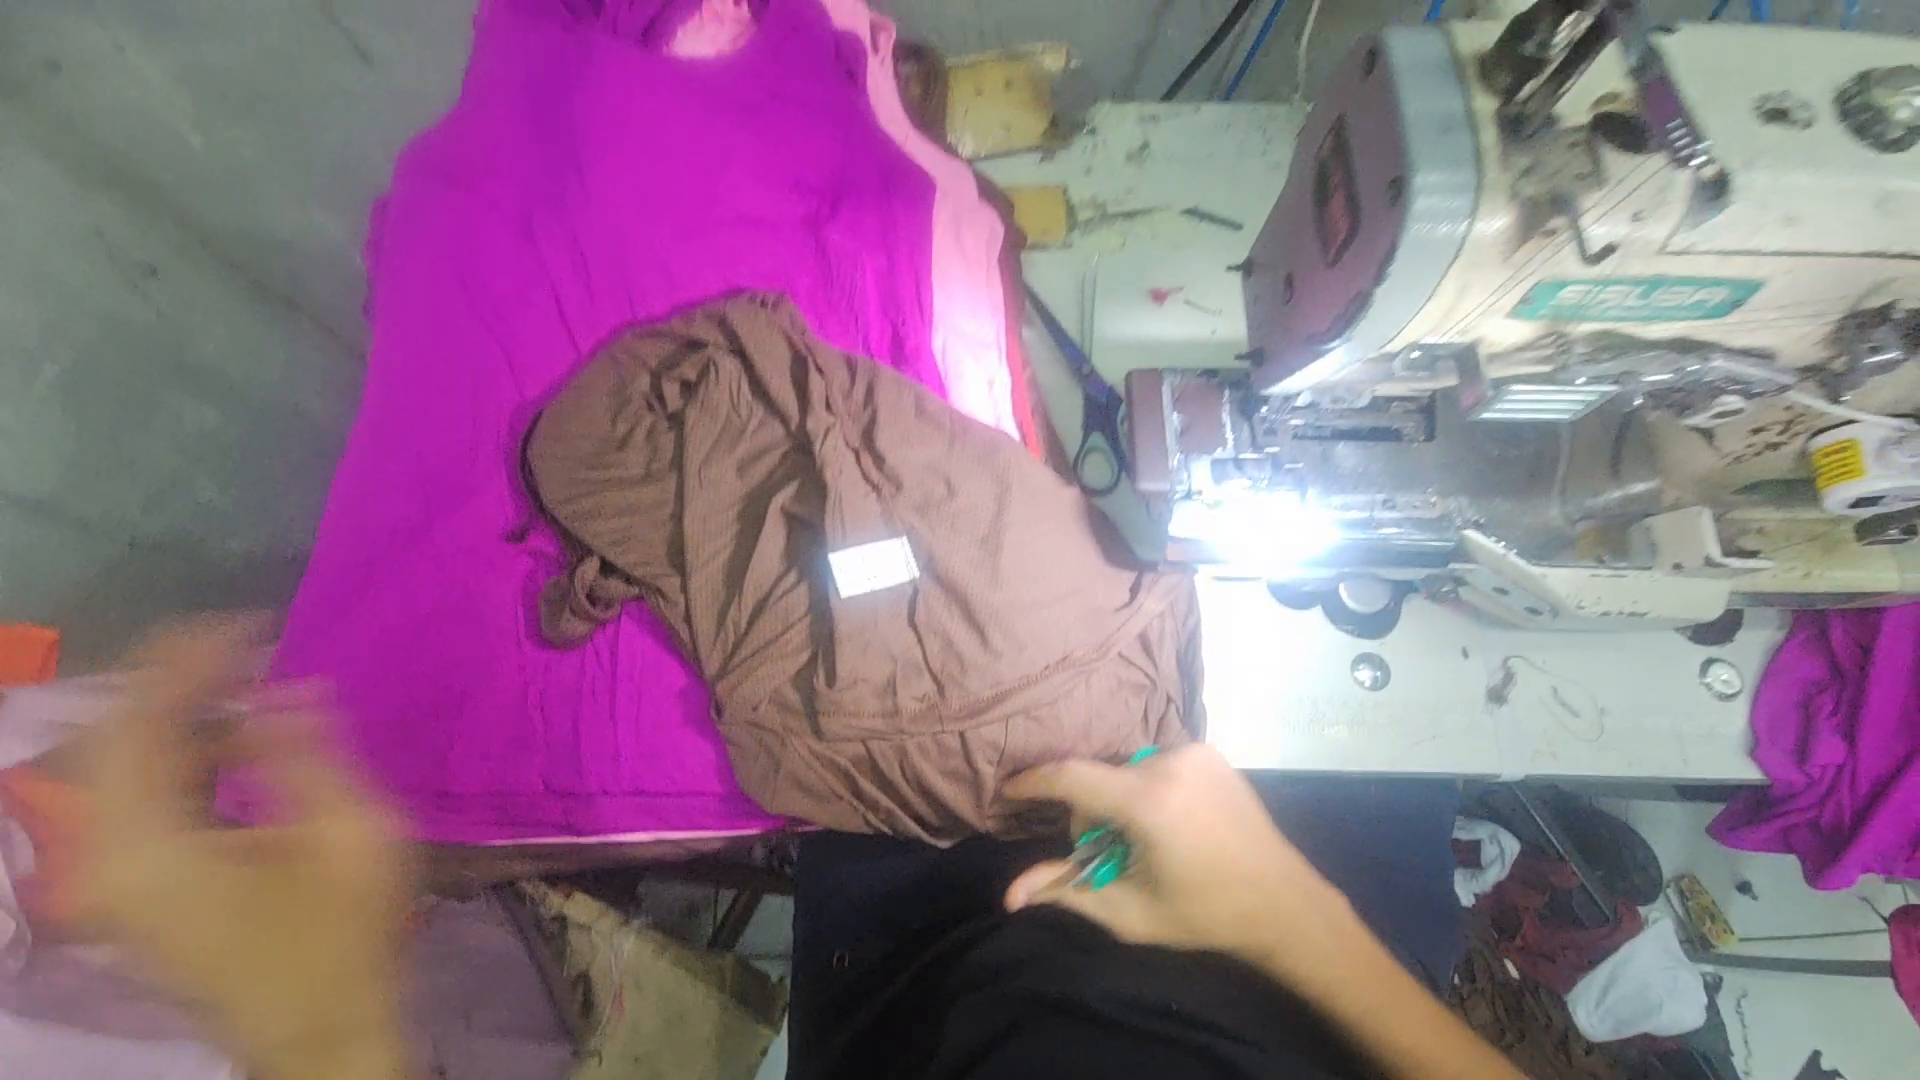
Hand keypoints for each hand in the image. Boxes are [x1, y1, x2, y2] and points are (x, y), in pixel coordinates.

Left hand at [71, 618, 414, 1079]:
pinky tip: (231, 738)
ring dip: (177, 714)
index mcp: (152, 844)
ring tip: (247, 679)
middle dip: (174, 679)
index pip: (140, 727)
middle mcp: (106, 856)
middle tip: (247, 641)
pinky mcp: (128, 884)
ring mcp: (109, 876)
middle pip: (110, 741)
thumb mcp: (352, 834)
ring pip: (114, 766)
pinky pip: (131, 795)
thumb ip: (312, 756)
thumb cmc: (345, 930)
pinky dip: (177, 753)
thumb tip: (286, 691)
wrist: (318, 1021)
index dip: (187, 664)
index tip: (250, 624)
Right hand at [1002, 744, 1365, 987]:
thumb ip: (1066, 892)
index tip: (1007, 790)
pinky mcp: (1209, 750)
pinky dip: (1147, 787)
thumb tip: (1009, 895)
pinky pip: (1154, 763)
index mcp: (1148, 803)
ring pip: (1125, 770)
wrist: (1284, 903)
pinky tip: (1172, 820)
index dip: (1033, 782)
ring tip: (1147, 839)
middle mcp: (1169, 763)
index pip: (1071, 777)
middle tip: (1112, 854)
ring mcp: (1193, 751)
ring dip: (1120, 800)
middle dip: (1093, 814)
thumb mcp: (1129, 911)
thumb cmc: (1203, 915)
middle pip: (1100, 779)